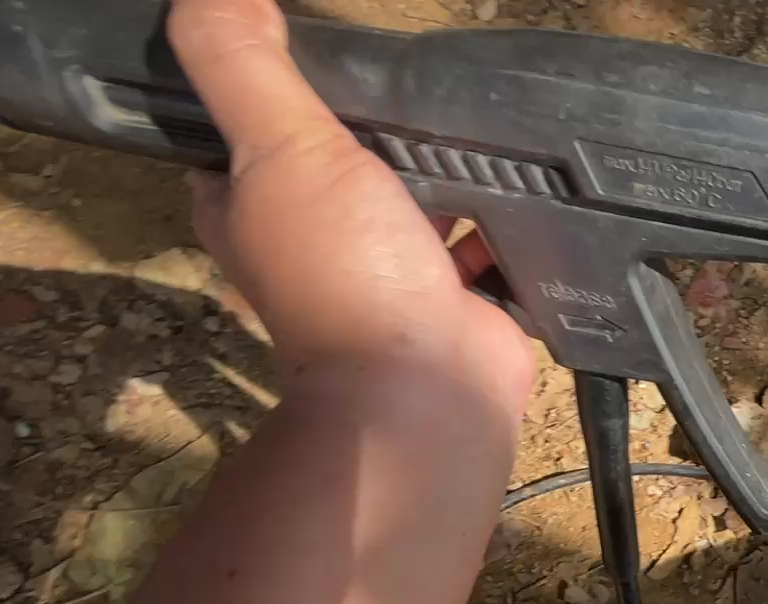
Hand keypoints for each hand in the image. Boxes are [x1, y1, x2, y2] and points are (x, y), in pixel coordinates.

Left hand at [168, 0, 533, 394]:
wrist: (433, 380)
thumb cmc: (349, 270)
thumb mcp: (282, 148)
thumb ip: (244, 65)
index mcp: (257, 209)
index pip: (247, 136)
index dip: (269, 93)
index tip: (311, 59)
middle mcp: (325, 242)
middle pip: (345, 165)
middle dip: (378, 133)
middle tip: (416, 88)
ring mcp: (399, 273)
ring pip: (419, 205)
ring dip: (447, 175)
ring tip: (482, 125)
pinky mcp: (461, 297)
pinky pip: (481, 246)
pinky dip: (498, 223)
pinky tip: (522, 189)